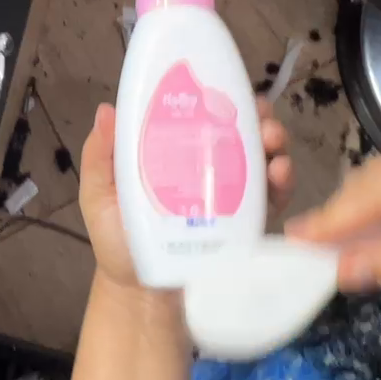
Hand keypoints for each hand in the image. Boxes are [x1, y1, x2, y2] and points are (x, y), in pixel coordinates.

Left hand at [78, 98, 294, 290]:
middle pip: (236, 130)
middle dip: (255, 115)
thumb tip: (106, 110)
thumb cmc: (118, 239)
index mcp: (172, 151)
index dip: (214, 93)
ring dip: (272, 141)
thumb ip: (101, 157)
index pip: (197, 114)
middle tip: (260, 116)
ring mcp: (228, 193)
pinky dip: (280, 181)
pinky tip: (279, 174)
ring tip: (273, 141)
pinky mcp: (245, 223)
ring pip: (259, 157)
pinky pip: (270, 197)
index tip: (225, 84)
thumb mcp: (99, 195)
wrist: (142, 294)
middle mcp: (205, 166)